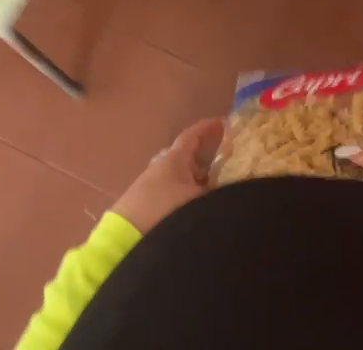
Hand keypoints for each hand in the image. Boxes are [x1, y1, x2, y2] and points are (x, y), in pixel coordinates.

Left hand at [111, 118, 224, 232]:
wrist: (125, 239)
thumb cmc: (165, 211)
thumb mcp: (198, 201)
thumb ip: (218, 193)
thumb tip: (237, 190)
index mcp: (173, 159)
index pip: (192, 135)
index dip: (207, 128)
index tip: (224, 123)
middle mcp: (160, 167)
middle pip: (187, 157)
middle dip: (205, 158)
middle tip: (226, 163)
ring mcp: (150, 186)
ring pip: (180, 177)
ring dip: (196, 180)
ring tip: (215, 190)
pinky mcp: (143, 205)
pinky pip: (172, 193)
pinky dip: (186, 195)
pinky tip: (194, 209)